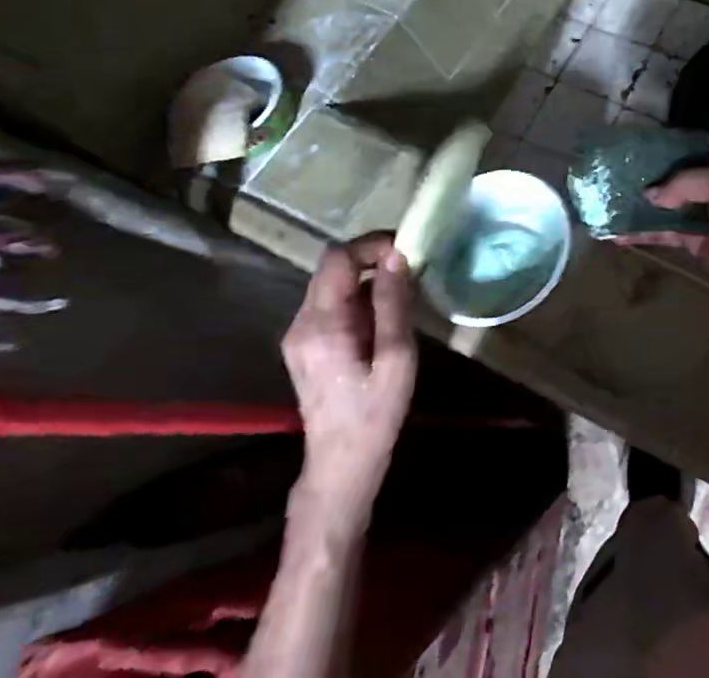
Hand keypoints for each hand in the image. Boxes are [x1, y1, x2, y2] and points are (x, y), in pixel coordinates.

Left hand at [283, 233, 416, 510]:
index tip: (405, 249)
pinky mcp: (303, 345)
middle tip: (410, 268)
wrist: (341, 464)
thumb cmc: (375, 414)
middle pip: (331, 268)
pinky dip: (357, 299)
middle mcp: (300, 323)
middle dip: (370, 260)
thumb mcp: (396, 358)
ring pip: (331, 285)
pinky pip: (330, 305)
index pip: (337, 259)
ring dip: (366, 280)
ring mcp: (297, 335)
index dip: (370, 244)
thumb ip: (394, 305)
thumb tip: (397, 256)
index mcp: (321, 325)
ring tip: (402, 295)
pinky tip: (381, 320)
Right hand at [619, 149, 708, 307]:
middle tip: (611, 176)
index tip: (630, 151)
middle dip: (645, 178)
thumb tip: (649, 194)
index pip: (688, 149)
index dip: (661, 150)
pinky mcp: (695, 241)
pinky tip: (617, 234)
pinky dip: (641, 232)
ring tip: (606, 203)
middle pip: (672, 177)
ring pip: (664, 205)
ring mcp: (703, 213)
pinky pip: (663, 232)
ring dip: (638, 206)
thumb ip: (686, 182)